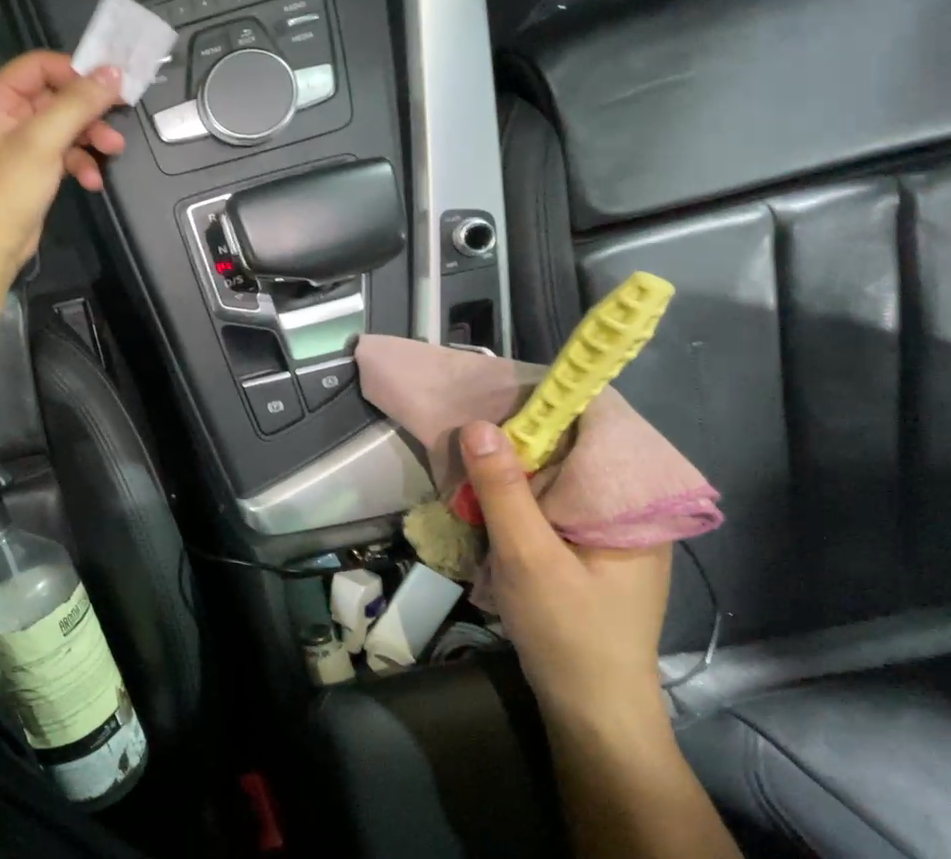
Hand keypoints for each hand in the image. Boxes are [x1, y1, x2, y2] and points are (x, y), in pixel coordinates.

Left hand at [0, 51, 123, 274]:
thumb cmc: (7, 190)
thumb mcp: (44, 141)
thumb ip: (79, 103)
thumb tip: (113, 72)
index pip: (41, 65)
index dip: (76, 73)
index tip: (111, 86)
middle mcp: (3, 113)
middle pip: (57, 95)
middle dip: (89, 112)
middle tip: (120, 117)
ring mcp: (17, 141)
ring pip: (64, 124)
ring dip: (90, 137)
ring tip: (113, 151)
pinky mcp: (31, 166)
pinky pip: (62, 152)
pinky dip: (79, 162)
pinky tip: (91, 180)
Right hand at [461, 420, 672, 723]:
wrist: (591, 710)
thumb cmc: (569, 631)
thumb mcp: (528, 557)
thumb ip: (503, 491)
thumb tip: (479, 425)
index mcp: (637, 509)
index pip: (605, 435)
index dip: (556, 410)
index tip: (503, 399)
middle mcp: (631, 515)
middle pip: (579, 456)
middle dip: (525, 441)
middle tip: (474, 433)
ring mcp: (610, 538)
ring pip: (561, 484)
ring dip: (516, 473)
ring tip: (472, 464)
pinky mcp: (588, 556)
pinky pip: (553, 509)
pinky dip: (520, 500)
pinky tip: (487, 504)